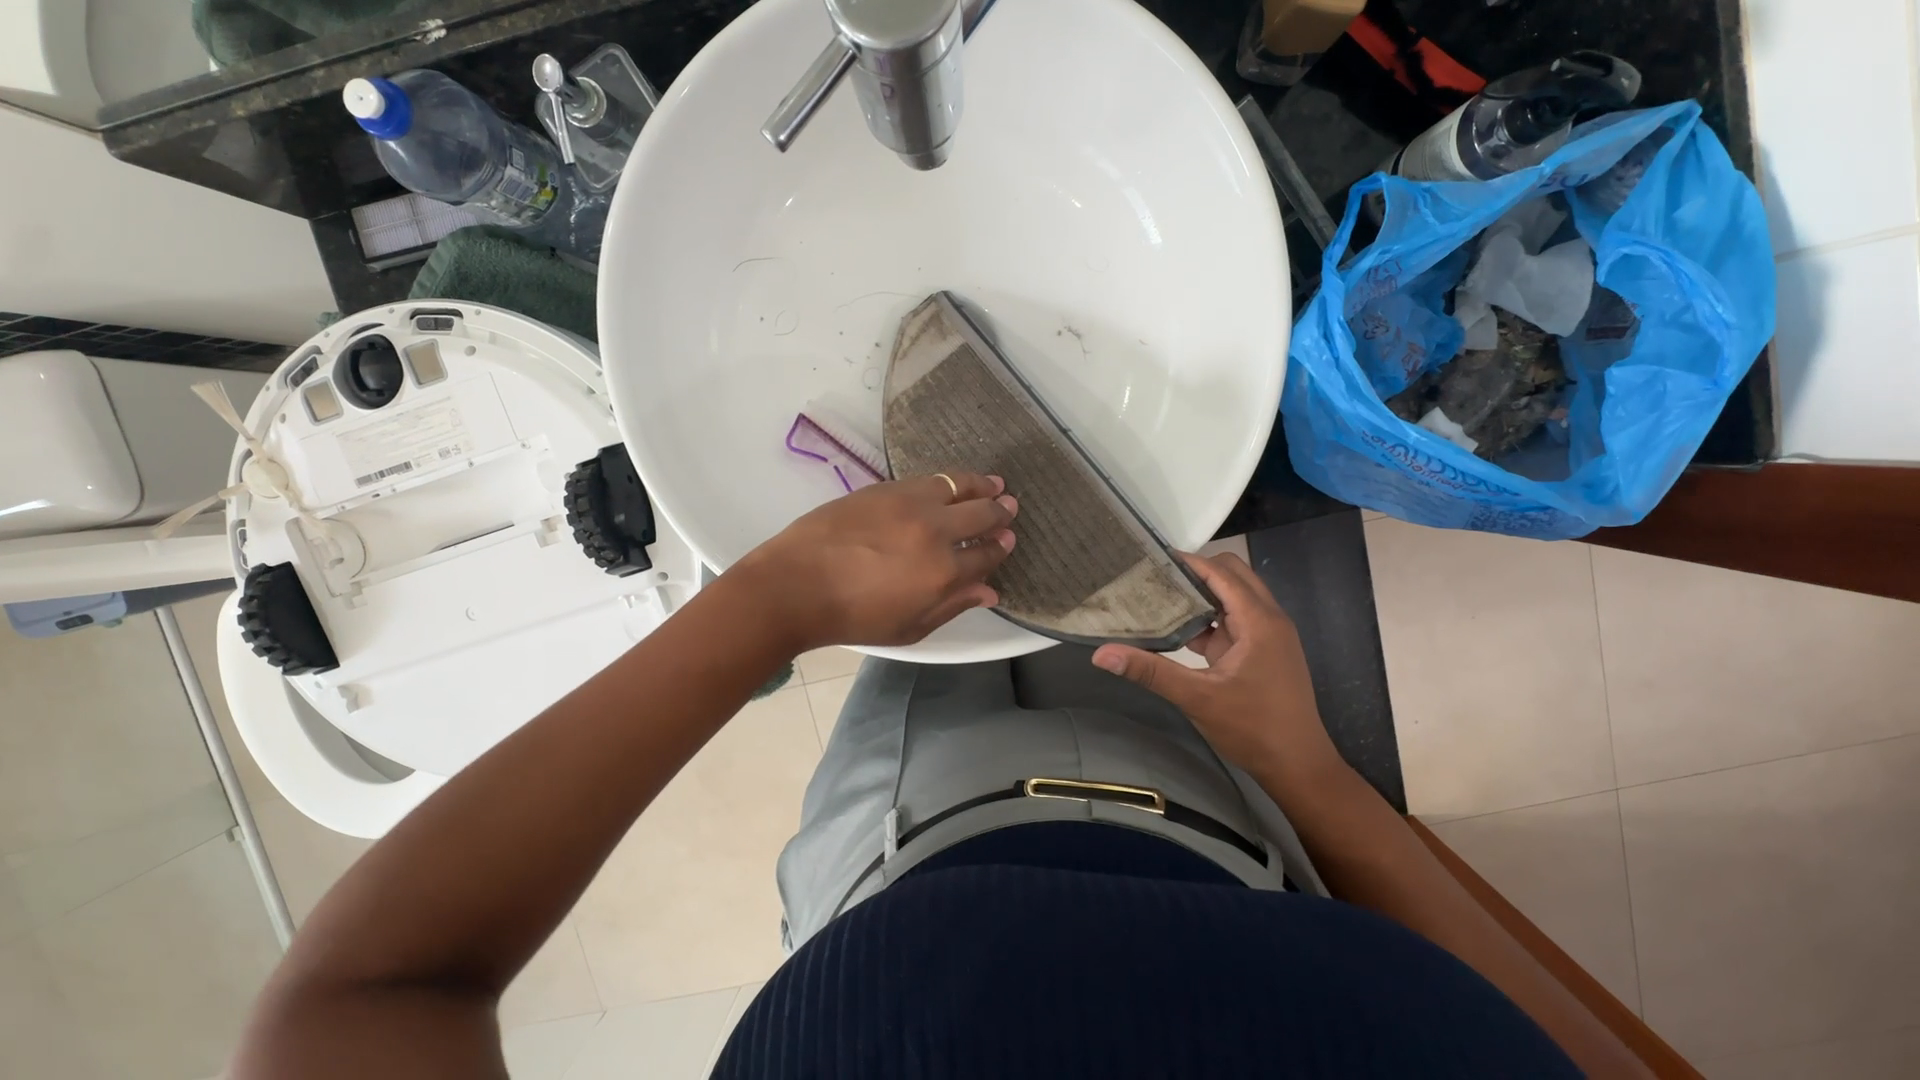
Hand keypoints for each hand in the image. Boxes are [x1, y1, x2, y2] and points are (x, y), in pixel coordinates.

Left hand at [736, 472, 1017, 650]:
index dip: (1001, 548)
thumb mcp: (909, 627)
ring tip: (994, 484)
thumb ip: (953, 606)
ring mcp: (909, 503)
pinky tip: (951, 484)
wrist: (795, 585)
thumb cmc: (853, 617)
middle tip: (1010, 507)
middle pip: (981, 514)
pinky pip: (928, 479)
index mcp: (944, 571)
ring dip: (981, 485)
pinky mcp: (885, 488)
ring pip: (957, 485)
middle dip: (1000, 512)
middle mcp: (935, 531)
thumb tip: (989, 592)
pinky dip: (948, 481)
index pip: (987, 554)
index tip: (1008, 541)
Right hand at [1090, 552, 1339, 781]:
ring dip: (1204, 594)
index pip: (1222, 572)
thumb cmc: (1252, 728)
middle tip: (1156, 578)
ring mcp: (1269, 636)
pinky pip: (1236, 620)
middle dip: (1197, 572)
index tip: (1153, 558)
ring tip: (1163, 597)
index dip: (1189, 561)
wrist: (1298, 765)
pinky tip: (1179, 631)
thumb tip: (1101, 654)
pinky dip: (1210, 618)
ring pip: (1236, 597)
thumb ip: (1150, 671)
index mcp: (1260, 621)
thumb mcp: (1196, 698)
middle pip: (1234, 575)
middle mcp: (1269, 619)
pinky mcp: (1265, 652)